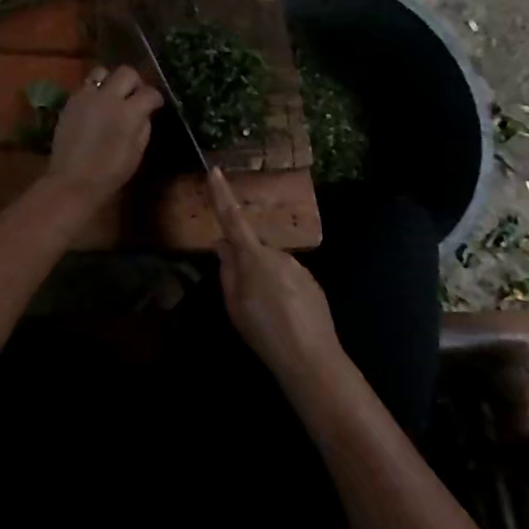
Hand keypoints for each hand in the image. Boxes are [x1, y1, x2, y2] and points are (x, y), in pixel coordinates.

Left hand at [45, 65, 162, 204]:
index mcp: (129, 112)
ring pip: (102, 71)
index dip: (156, 98)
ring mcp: (86, 97)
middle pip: (127, 72)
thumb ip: (143, 126)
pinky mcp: (70, 102)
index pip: (149, 93)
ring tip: (112, 96)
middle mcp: (108, 97)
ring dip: (111, 81)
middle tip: (135, 96)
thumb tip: (144, 112)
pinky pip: (86, 85)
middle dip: (135, 82)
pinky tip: (95, 107)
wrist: (72, 180)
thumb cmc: (110, 172)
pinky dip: (94, 91)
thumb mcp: (137, 152)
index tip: (156, 105)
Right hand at [206, 167, 341, 379]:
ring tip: (266, 317)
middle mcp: (278, 254)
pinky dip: (282, 294)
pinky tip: (285, 319)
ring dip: (265, 283)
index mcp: (253, 257)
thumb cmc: (263, 330)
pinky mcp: (313, 284)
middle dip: (246, 267)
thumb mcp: (234, 304)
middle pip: (254, 252)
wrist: (311, 357)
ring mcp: (298, 268)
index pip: (233, 219)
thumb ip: (227, 271)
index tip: (215, 171)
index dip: (221, 195)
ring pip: (272, 268)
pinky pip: (289, 281)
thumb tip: (224, 245)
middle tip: (243, 301)